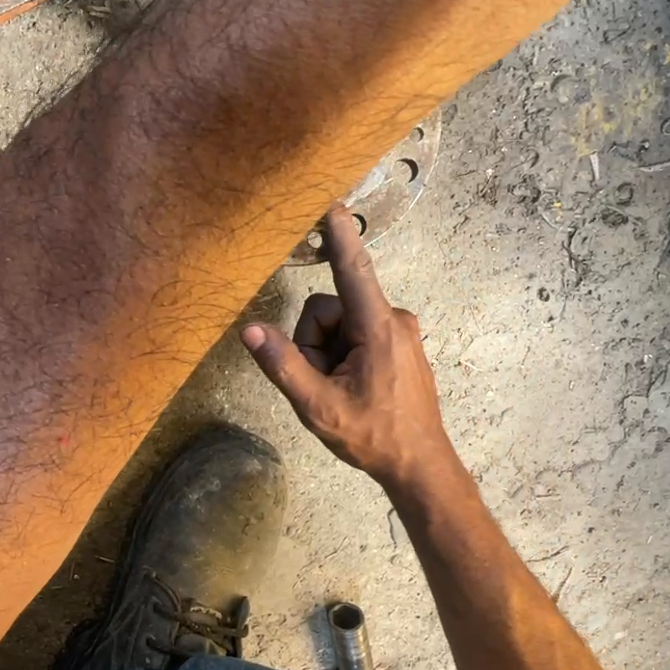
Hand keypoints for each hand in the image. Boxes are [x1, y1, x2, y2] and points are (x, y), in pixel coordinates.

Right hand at [241, 205, 465, 495]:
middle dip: (313, 344)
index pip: (352, 270)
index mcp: (378, 327)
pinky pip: (353, 333)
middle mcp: (393, 318)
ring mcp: (399, 329)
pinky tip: (351, 386)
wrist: (420, 466)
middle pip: (327, 309)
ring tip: (338, 389)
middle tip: (322, 384)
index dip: (338, 235)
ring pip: (338, 323)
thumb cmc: (373, 437)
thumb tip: (249, 330)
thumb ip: (282, 365)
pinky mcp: (398, 341)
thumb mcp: (318, 407)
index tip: (331, 202)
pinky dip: (341, 355)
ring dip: (325, 353)